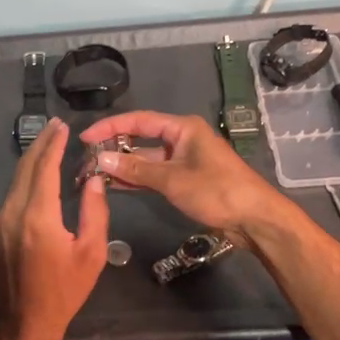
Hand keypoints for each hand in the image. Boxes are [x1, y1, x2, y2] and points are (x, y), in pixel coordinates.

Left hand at [0, 118, 109, 339]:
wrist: (26, 322)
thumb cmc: (64, 291)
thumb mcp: (91, 253)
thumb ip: (94, 212)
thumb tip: (94, 180)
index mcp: (38, 217)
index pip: (44, 169)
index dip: (54, 145)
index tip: (63, 127)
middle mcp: (14, 213)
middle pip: (25, 168)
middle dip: (41, 144)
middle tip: (56, 126)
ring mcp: (2, 222)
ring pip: (16, 180)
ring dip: (32, 159)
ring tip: (48, 143)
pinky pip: (12, 194)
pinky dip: (26, 176)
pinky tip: (37, 173)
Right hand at [79, 111, 288, 243]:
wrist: (254, 218)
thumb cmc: (217, 191)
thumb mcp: (172, 180)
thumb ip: (136, 169)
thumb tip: (101, 158)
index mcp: (182, 128)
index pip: (138, 120)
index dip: (109, 127)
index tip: (85, 137)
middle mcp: (181, 139)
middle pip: (141, 138)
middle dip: (114, 147)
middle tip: (86, 159)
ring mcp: (184, 160)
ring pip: (146, 158)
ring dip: (123, 165)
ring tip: (94, 173)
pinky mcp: (185, 179)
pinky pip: (155, 174)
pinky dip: (137, 178)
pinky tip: (115, 184)